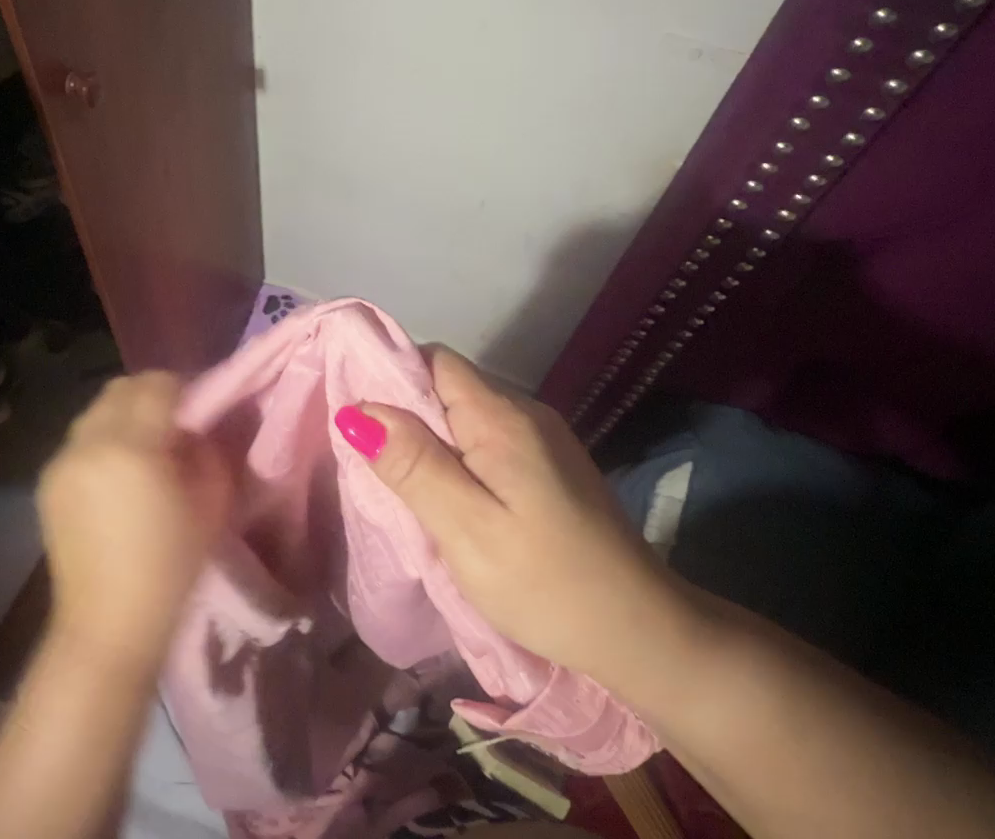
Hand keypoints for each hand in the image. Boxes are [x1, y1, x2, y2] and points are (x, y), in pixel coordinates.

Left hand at [38, 372, 233, 672]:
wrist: (108, 624)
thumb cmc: (171, 567)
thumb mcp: (211, 504)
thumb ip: (207, 452)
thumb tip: (195, 430)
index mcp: (133, 446)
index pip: (158, 385)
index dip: (184, 389)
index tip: (200, 410)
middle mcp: (89, 443)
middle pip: (121, 388)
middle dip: (152, 394)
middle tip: (176, 423)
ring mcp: (61, 462)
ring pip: (95, 412)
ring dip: (124, 415)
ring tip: (146, 449)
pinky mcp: (47, 483)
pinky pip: (79, 442)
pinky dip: (102, 441)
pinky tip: (119, 476)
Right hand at [336, 348, 696, 688]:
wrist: (640, 632)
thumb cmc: (545, 584)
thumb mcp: (466, 529)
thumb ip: (413, 465)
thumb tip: (358, 410)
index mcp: (503, 419)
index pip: (435, 361)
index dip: (390, 376)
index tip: (354, 418)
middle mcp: (525, 414)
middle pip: (449, 386)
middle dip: (403, 413)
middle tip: (369, 463)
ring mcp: (542, 442)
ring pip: (465, 417)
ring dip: (428, 440)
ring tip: (400, 485)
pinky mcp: (550, 470)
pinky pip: (487, 443)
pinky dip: (456, 459)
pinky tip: (446, 498)